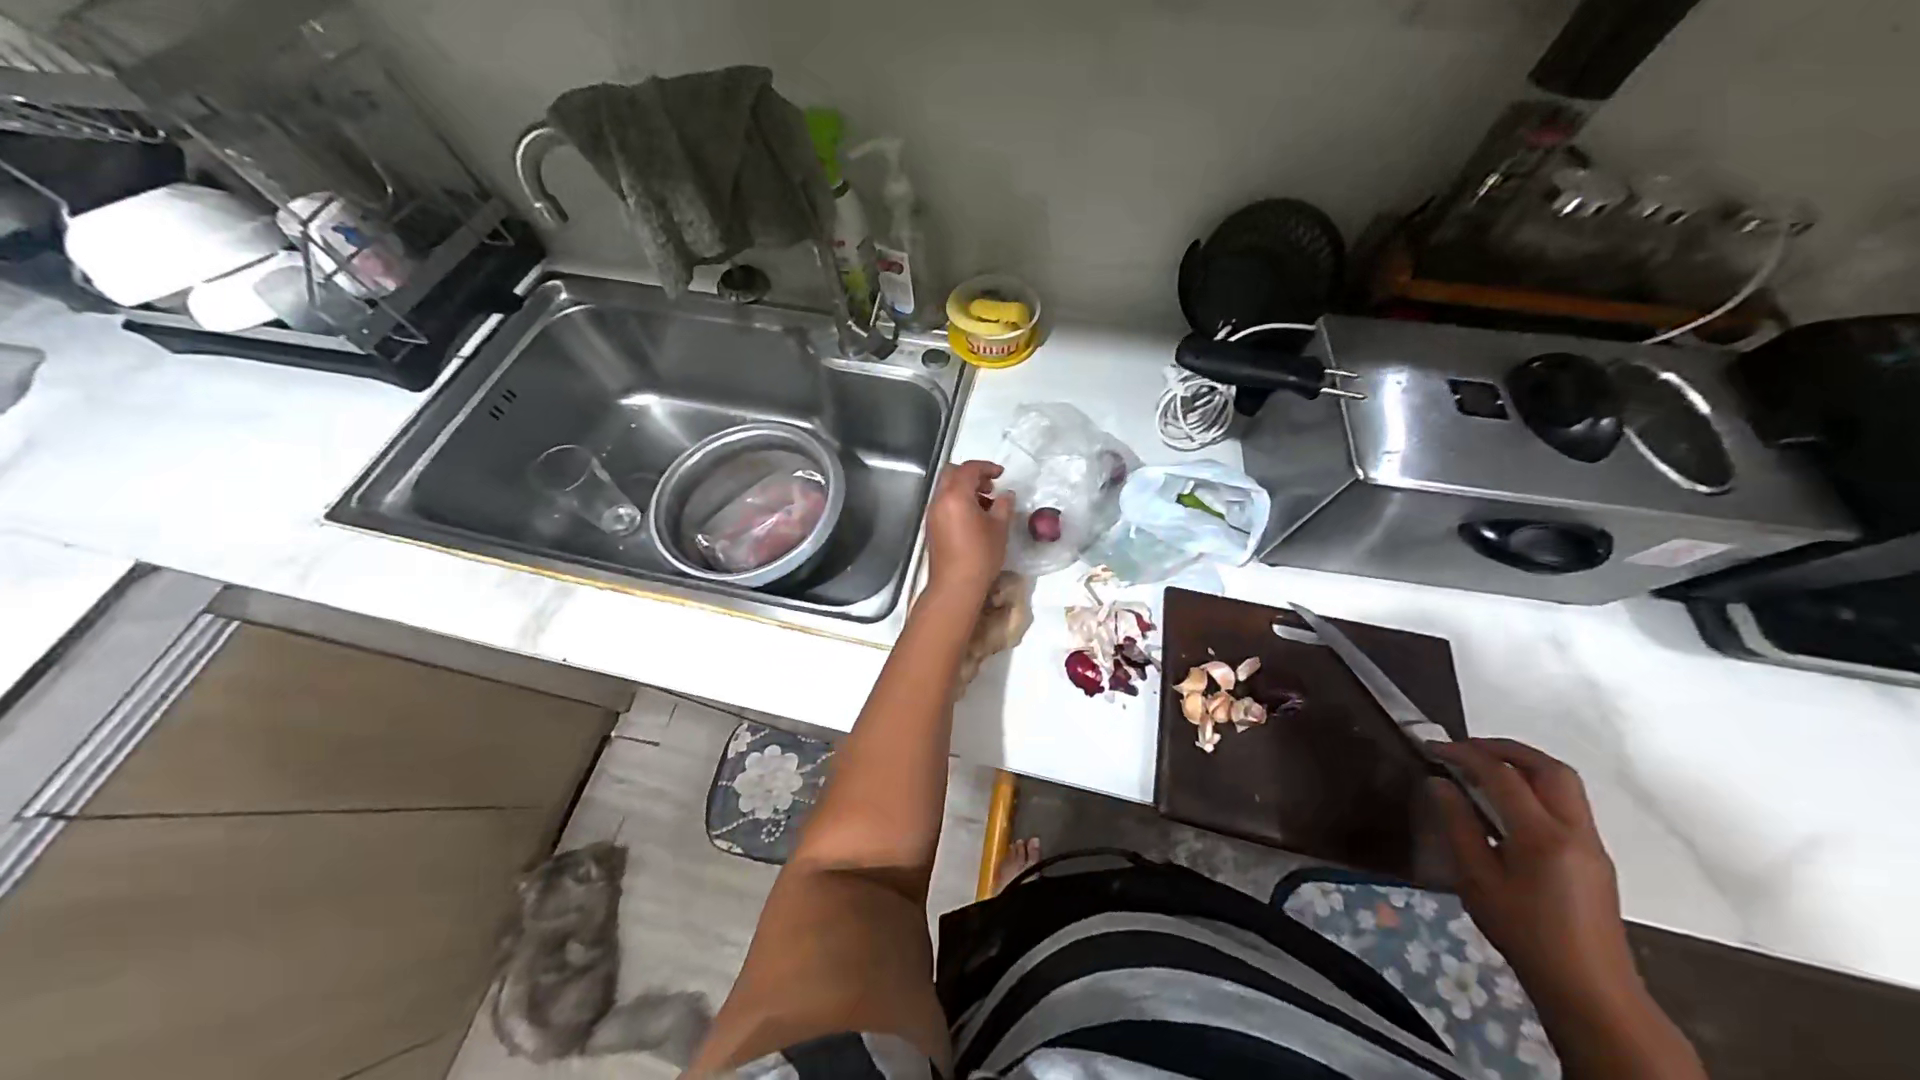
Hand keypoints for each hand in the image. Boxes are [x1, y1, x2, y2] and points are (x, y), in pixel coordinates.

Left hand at [924, 460, 1012, 599]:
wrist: (955, 586)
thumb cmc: (980, 555)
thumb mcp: (999, 528)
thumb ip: (1003, 505)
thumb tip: (1006, 494)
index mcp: (955, 495)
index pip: (968, 469)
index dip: (986, 467)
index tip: (1001, 474)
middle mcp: (939, 500)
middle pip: (951, 474)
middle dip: (972, 475)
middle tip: (991, 486)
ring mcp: (933, 514)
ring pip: (946, 489)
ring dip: (965, 489)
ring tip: (986, 504)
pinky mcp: (932, 527)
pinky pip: (944, 504)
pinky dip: (958, 502)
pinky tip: (974, 518)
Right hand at [1429, 739, 1640, 1008]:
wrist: (1588, 988)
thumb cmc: (1523, 933)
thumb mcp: (1476, 880)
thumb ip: (1458, 826)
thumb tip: (1439, 784)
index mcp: (1543, 836)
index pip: (1503, 776)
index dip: (1466, 754)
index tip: (1433, 747)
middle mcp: (1575, 831)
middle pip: (1548, 768)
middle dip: (1505, 748)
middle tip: (1465, 747)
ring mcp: (1591, 843)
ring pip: (1564, 783)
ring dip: (1524, 764)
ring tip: (1483, 766)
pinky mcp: (1595, 855)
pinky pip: (1567, 803)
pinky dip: (1535, 786)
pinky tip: (1506, 802)